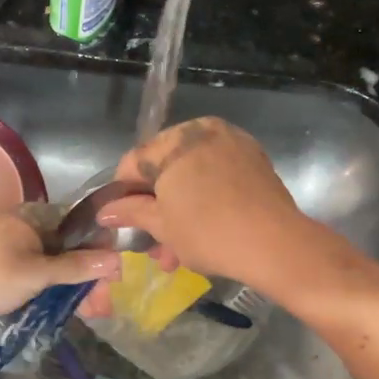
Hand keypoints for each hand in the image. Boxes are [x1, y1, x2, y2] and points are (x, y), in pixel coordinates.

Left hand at [0, 210, 119, 320]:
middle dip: (87, 278)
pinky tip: (60, 307)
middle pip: (66, 249)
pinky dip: (49, 289)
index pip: (80, 227)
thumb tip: (118, 260)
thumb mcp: (37, 274)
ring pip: (51, 264)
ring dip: (70, 287)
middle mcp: (23, 225)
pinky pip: (33, 274)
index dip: (101, 252)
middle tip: (100, 309)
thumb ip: (76, 268)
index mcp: (34, 216)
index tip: (113, 282)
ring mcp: (8, 246)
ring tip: (86, 314)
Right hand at [98, 118, 318, 289]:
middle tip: (154, 239)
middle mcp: (201, 131)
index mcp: (173, 142)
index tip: (124, 221)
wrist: (273, 243)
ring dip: (180, 206)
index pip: (133, 162)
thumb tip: (105, 210)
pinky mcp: (253, 157)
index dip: (122, 193)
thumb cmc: (207, 233)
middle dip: (155, 203)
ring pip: (192, 172)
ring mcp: (231, 141)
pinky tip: (204, 227)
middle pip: (164, 165)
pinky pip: (217, 173)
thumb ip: (130, 212)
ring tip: (177, 247)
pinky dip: (205, 196)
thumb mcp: (161, 226)